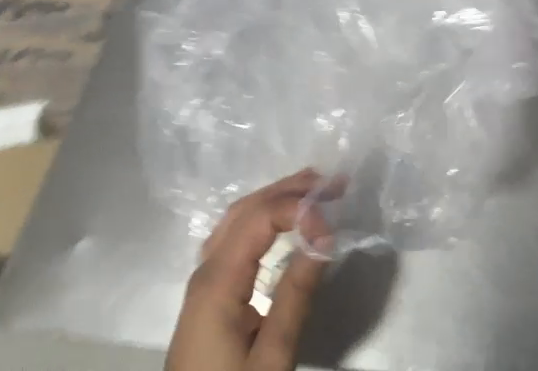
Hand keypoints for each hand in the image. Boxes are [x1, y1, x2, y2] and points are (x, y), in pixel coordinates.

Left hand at [166, 170, 331, 370]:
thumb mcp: (272, 357)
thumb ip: (296, 294)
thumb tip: (324, 238)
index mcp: (217, 283)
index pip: (260, 218)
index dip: (300, 210)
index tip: (334, 230)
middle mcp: (204, 272)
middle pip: (245, 209)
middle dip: (291, 190)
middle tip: (336, 184)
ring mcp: (202, 284)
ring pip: (236, 221)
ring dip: (276, 200)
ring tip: (316, 193)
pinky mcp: (207, 298)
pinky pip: (232, 239)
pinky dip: (262, 219)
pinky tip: (282, 224)